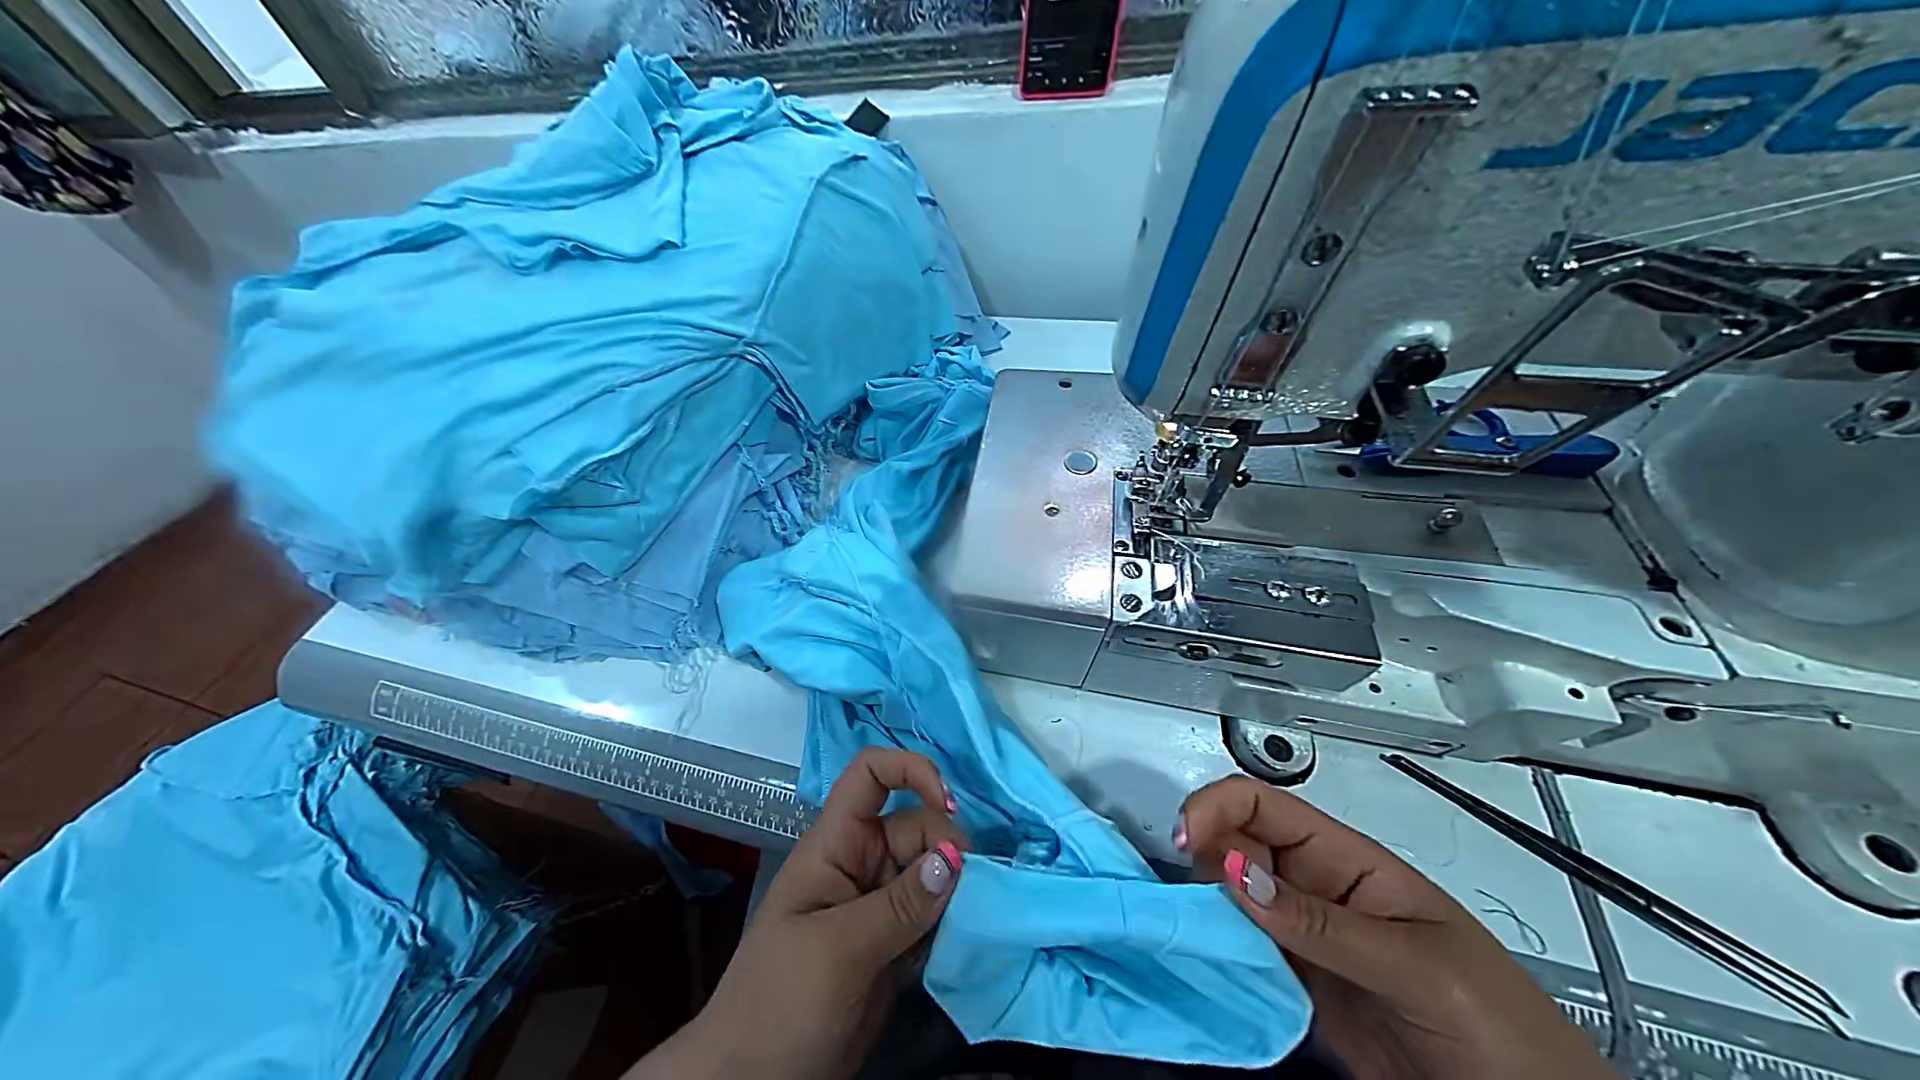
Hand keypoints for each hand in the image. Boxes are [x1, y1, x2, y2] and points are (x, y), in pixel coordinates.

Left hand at [626, 749, 966, 1079]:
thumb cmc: (779, 1003)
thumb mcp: (838, 949)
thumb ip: (900, 905)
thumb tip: (956, 860)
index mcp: (835, 844)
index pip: (871, 775)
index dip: (912, 771)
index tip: (950, 807)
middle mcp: (861, 863)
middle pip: (916, 825)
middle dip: (948, 847)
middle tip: (972, 891)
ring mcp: (879, 904)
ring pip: (932, 871)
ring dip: (957, 888)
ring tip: (971, 919)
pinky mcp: (895, 942)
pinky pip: (934, 913)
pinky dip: (953, 921)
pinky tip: (961, 942)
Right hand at [1179, 776, 1610, 1079]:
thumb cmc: (1507, 1028)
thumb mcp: (1420, 965)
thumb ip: (1327, 923)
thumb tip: (1241, 876)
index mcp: (1346, 860)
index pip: (1264, 806)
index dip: (1218, 806)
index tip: (1188, 836)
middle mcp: (1312, 890)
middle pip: (1232, 847)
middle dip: (1201, 860)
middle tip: (1188, 897)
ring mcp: (1299, 938)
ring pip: (1225, 900)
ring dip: (1201, 909)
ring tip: (1191, 932)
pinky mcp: (1291, 985)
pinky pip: (1236, 954)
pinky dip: (1212, 955)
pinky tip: (1204, 964)